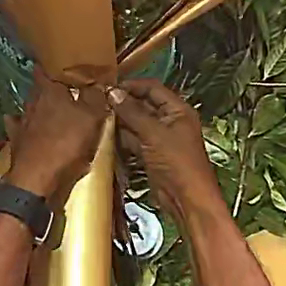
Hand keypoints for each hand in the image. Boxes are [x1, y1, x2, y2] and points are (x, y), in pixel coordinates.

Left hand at [8, 71, 109, 200]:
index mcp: (48, 90)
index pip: (46, 68)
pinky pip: (21, 129)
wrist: (37, 180)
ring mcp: (21, 122)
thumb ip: (96, 96)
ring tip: (55, 113)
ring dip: (41, 109)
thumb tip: (98, 81)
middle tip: (68, 92)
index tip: (64, 65)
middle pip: (41, 89)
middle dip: (52, 90)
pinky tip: (29, 128)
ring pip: (32, 108)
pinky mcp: (16, 142)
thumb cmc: (67, 143)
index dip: (54, 65)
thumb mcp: (92, 117)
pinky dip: (26, 128)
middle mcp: (31, 102)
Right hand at [109, 78, 221, 220]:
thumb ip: (132, 112)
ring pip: (136, 122)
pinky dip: (122, 137)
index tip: (109, 86)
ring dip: (120, 120)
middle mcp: (169, 120)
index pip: (152, 88)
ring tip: (98, 115)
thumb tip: (113, 92)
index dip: (132, 85)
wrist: (187, 200)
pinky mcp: (151, 153)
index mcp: (177, 110)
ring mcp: (159, 138)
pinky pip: (134, 139)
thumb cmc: (177, 162)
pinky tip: (105, 133)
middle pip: (143, 104)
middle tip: (99, 101)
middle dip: (123, 103)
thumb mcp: (154, 133)